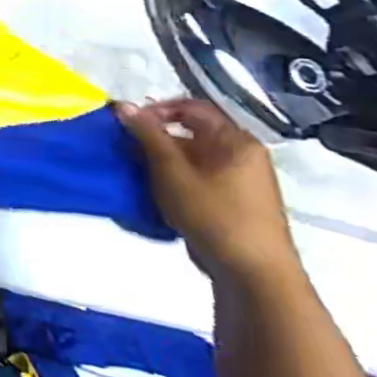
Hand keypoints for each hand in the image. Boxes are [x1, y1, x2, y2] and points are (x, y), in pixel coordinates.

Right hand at [118, 99, 299, 283]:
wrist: (253, 272)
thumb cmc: (213, 213)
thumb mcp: (171, 171)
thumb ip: (147, 135)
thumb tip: (122, 104)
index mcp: (237, 142)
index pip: (193, 107)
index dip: (157, 110)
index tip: (129, 124)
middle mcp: (243, 155)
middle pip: (192, 131)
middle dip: (155, 136)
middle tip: (127, 148)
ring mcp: (241, 179)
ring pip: (192, 155)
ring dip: (161, 158)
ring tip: (137, 171)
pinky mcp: (233, 200)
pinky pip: (198, 175)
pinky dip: (174, 176)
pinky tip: (156, 191)